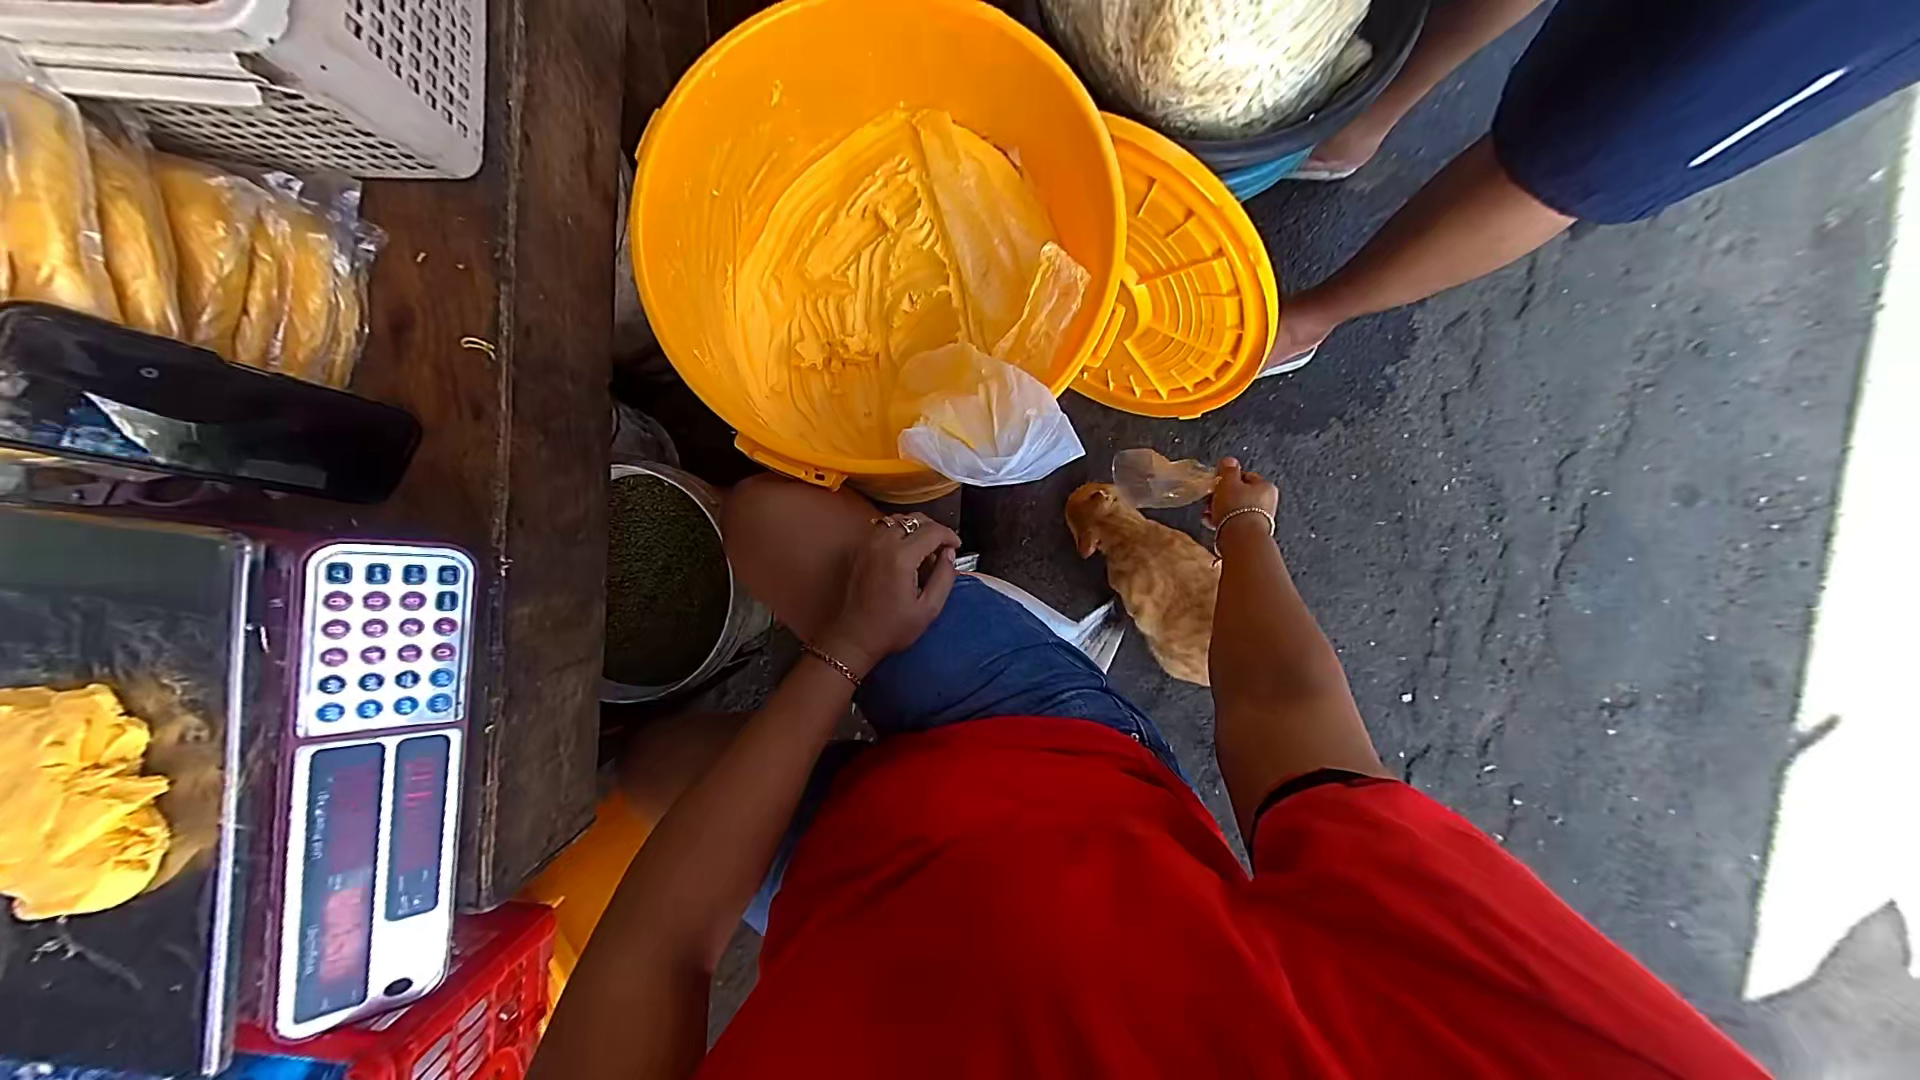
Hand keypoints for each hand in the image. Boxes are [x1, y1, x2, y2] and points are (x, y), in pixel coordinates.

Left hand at [816, 513, 959, 676]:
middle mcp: (882, 544)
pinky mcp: (859, 550)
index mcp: (901, 558)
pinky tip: (904, 550)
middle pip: (914, 519)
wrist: (855, 638)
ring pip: (897, 520)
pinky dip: (897, 531)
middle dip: (934, 529)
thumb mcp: (929, 608)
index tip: (956, 546)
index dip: (949, 535)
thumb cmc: (891, 628)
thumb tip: (949, 554)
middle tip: (943, 547)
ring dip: (914, 527)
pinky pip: (881, 528)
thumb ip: (945, 577)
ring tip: (924, 548)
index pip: (932, 531)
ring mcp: (867, 545)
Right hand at [1204, 458, 1278, 537]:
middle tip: (1210, 498)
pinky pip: (1234, 521)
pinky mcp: (1250, 531)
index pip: (1245, 476)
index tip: (1216, 482)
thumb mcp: (1228, 482)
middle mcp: (1266, 502)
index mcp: (1265, 486)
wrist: (1240, 537)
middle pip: (1239, 493)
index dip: (1228, 478)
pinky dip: (1222, 520)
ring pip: (1234, 508)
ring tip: (1207, 512)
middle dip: (1221, 496)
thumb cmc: (1237, 507)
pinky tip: (1210, 522)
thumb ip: (1228, 470)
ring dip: (1219, 509)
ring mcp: (1259, 518)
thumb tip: (1229, 461)